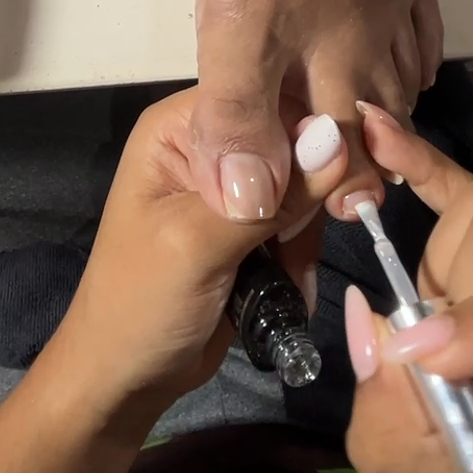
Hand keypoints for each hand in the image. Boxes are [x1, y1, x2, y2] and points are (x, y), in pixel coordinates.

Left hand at [47, 87, 350, 416]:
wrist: (127, 377)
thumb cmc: (142, 302)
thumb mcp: (200, 243)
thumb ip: (270, 196)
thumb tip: (335, 138)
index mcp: (178, 127)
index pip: (258, 95)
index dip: (307, 126)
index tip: (345, 173)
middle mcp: (207, 143)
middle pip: (287, 136)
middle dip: (311, 187)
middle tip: (328, 227)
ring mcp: (229, 184)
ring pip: (300, 180)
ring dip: (307, 229)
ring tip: (294, 274)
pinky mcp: (248, 223)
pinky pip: (296, 217)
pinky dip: (303, 249)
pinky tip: (295, 285)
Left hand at [180, 0, 443, 227]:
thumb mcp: (239, 16)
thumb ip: (242, 108)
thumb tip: (248, 207)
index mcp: (350, 47)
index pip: (355, 143)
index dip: (338, 184)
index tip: (313, 218)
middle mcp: (382, 10)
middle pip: (379, 96)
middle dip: (356, 143)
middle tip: (328, 175)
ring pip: (393, 39)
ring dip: (377, 82)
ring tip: (355, 115)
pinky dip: (384, 15)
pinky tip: (362, 9)